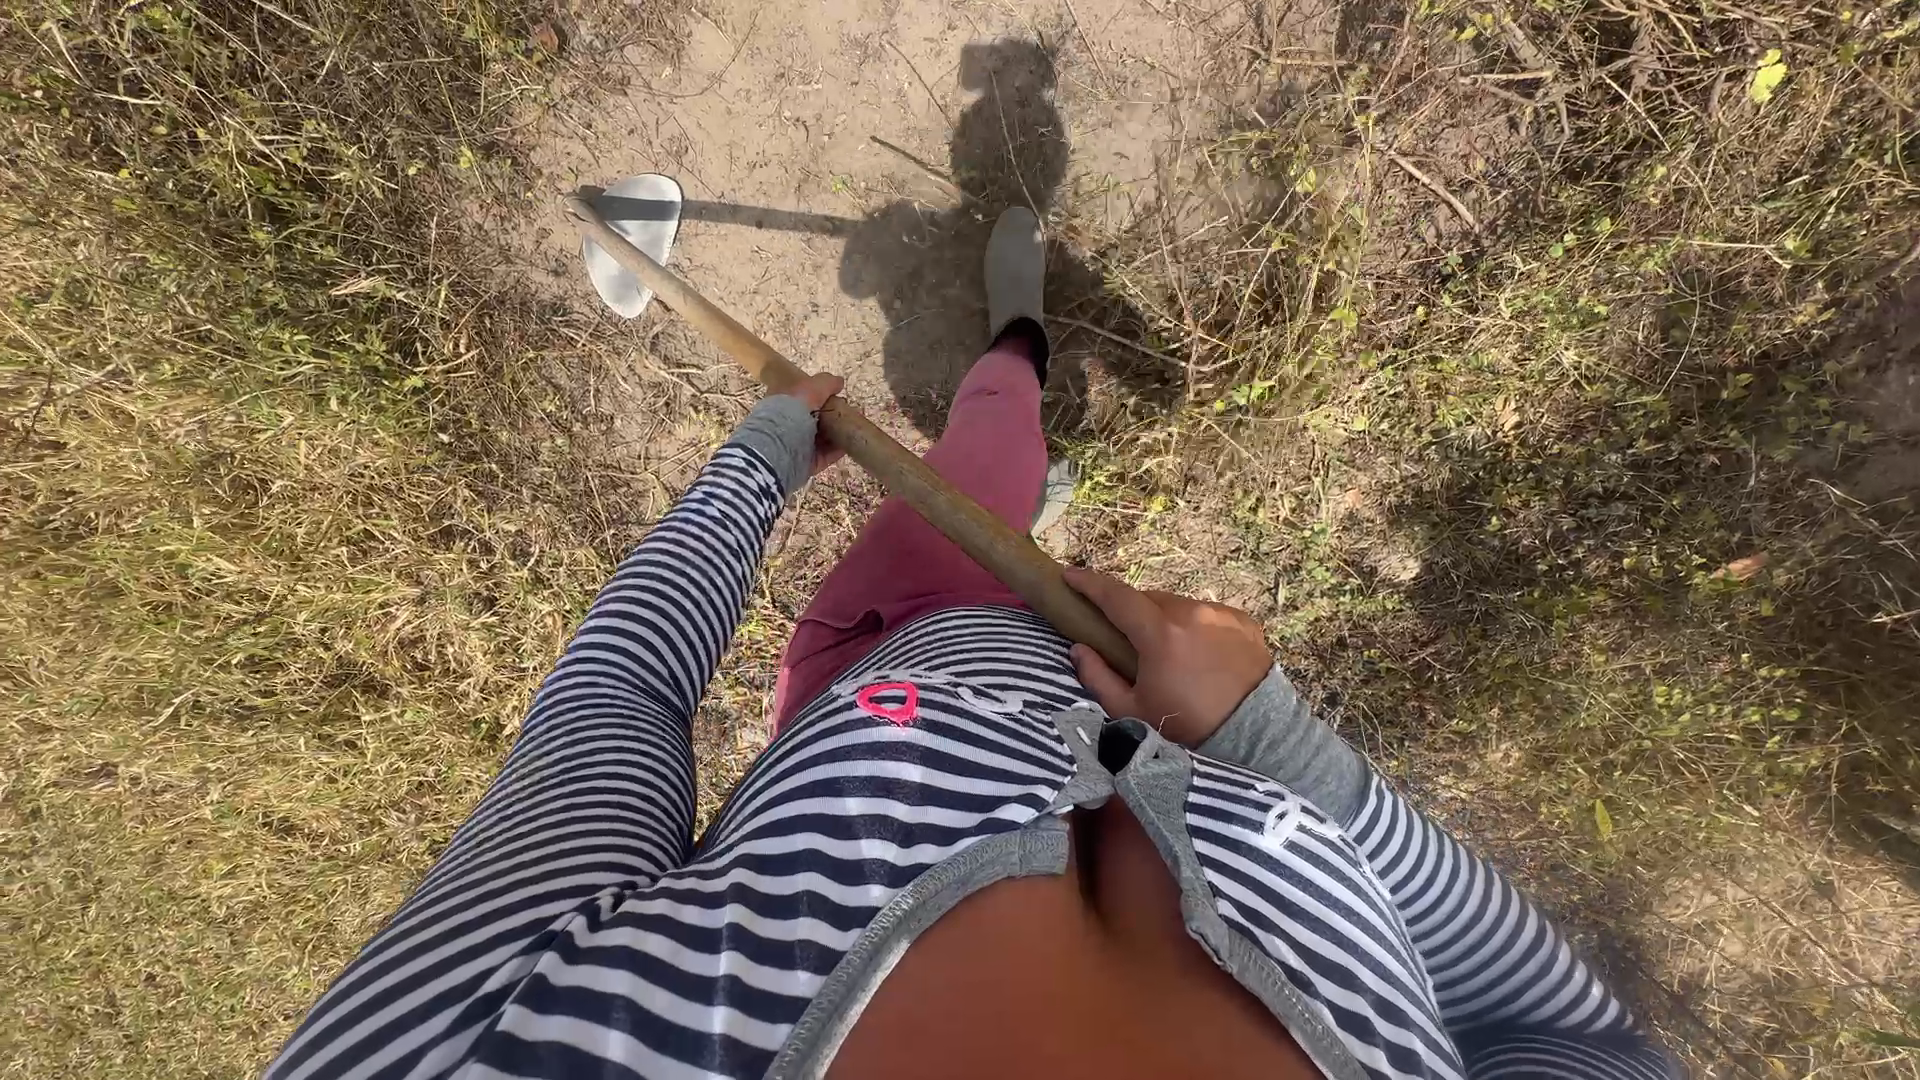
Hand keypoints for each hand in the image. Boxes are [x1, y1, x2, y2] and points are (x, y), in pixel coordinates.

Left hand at [784, 373, 845, 476]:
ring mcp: (795, 444)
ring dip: (838, 433)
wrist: (779, 446)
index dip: (819, 395)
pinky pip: (825, 455)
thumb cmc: (790, 410)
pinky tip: (849, 444)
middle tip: (847, 412)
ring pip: (820, 438)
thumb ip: (826, 383)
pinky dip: (837, 450)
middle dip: (832, 415)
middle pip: (813, 418)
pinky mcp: (805, 463)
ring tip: (853, 427)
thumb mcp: (810, 387)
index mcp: (781, 402)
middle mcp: (786, 423)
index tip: (836, 396)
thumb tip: (839, 382)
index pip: (801, 397)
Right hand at [1063, 567, 1270, 745]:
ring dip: (1164, 619)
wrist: (1257, 737)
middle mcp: (1190, 613)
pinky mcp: (1243, 621)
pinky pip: (1207, 614)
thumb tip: (1079, 648)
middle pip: (1147, 600)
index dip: (1088, 583)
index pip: (1115, 596)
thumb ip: (1098, 677)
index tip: (1069, 574)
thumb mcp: (1132, 711)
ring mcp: (1220, 615)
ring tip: (1167, 652)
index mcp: (1160, 634)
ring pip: (1178, 605)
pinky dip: (1194, 626)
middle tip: (1125, 637)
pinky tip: (1198, 654)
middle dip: (1130, 611)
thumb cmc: (1188, 726)